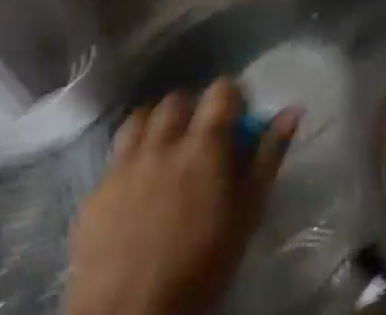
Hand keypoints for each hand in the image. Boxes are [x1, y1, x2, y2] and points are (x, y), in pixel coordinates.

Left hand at [65, 79, 297, 314]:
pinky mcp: (94, 194)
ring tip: (167, 145)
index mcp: (204, 145)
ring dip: (155, 123)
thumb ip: (269, 155)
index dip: (232, 95)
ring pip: (137, 120)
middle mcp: (160, 145)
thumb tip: (291, 110)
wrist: (132, 312)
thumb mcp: (249, 208)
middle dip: (191, 107)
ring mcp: (121, 168)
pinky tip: (138, 183)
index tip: (239, 112)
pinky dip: (130, 158)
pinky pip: (113, 159)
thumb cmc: (205, 261)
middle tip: (203, 131)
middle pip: (174, 101)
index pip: (220, 92)